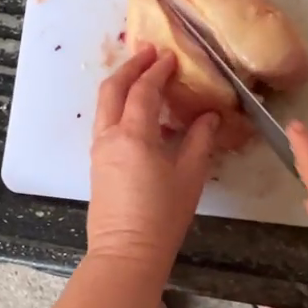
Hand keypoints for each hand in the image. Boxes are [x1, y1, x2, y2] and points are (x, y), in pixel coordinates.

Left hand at [86, 46, 219, 267]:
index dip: (158, 70)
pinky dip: (120, 107)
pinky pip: (106, 122)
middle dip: (131, 67)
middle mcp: (109, 136)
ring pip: (105, 105)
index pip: (143, 91)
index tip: (171, 56)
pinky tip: (140, 114)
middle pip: (113, 89)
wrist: (125, 255)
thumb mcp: (190, 177)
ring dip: (122, 85)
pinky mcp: (97, 163)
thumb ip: (200, 141)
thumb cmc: (162, 218)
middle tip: (150, 52)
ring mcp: (99, 150)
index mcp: (133, 135)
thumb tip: (210, 116)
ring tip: (143, 76)